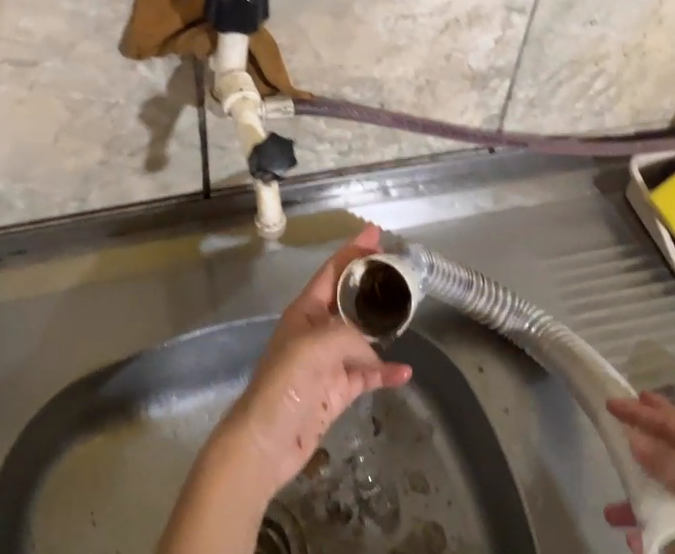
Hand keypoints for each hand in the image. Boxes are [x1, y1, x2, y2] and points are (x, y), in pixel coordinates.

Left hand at [159, 226, 411, 552]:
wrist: (266, 440)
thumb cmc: (283, 386)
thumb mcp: (314, 348)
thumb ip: (347, 335)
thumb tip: (371, 349)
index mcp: (305, 312)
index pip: (332, 272)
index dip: (352, 251)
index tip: (375, 233)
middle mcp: (316, 331)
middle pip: (350, 301)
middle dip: (372, 285)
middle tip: (401, 270)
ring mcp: (327, 362)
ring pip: (361, 338)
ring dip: (383, 329)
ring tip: (408, 314)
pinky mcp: (336, 391)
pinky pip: (366, 375)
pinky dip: (384, 372)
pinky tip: (404, 372)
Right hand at [603, 393, 674, 553]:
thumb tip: (634, 436)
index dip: (645, 411)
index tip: (611, 400)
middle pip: (674, 456)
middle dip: (642, 452)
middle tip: (612, 440)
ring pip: (673, 498)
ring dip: (643, 504)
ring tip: (615, 513)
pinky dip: (659, 535)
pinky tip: (642, 544)